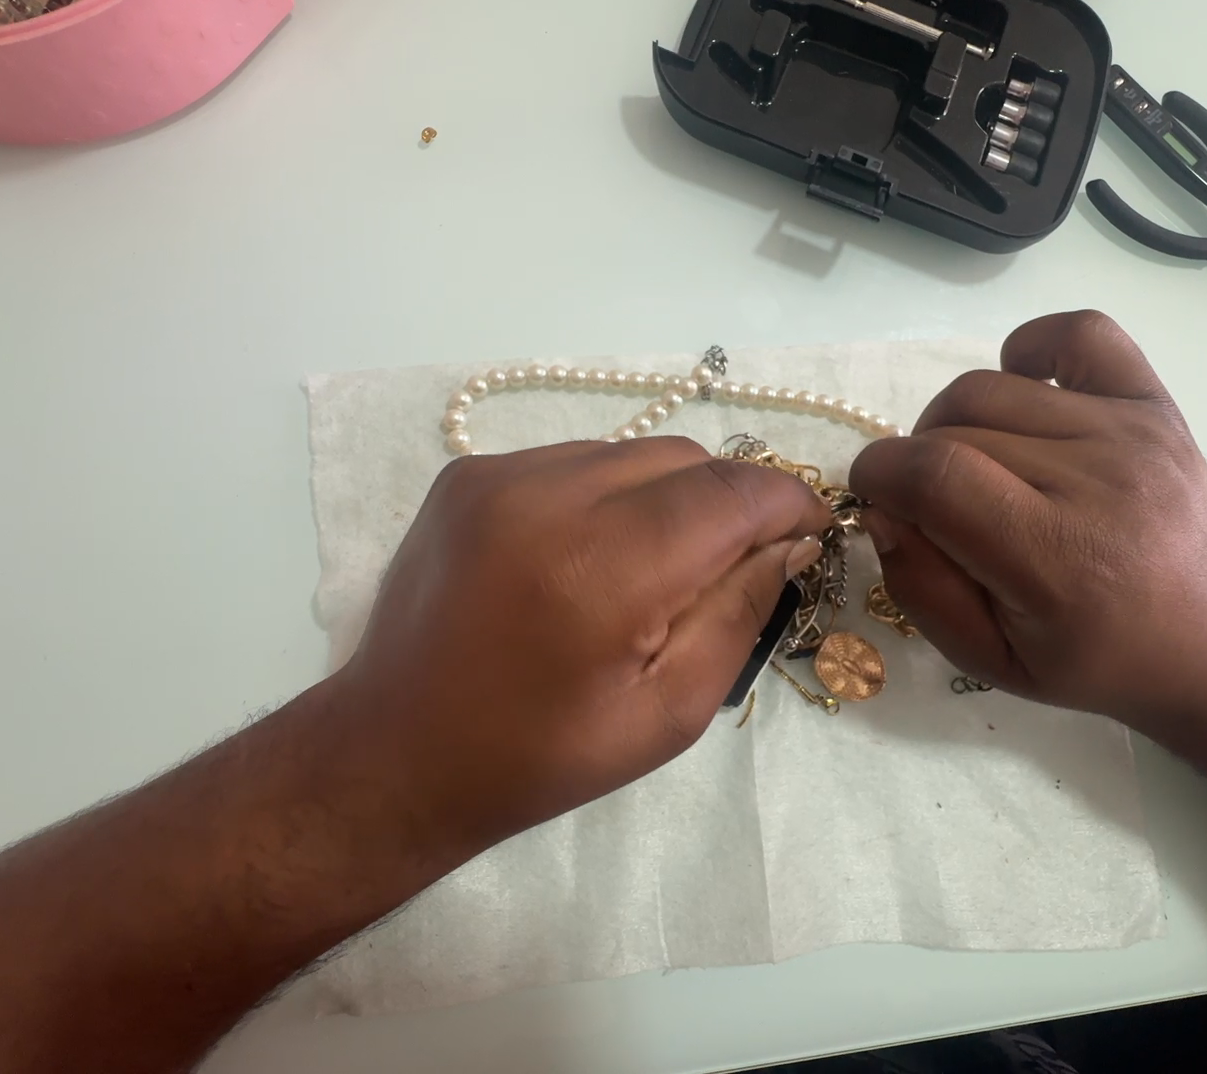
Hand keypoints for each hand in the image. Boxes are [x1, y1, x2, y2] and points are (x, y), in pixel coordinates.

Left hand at [328, 439, 826, 865]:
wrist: (394, 751)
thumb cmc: (539, 755)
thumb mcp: (668, 712)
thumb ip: (739, 613)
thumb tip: (789, 543)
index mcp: (602, 569)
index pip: (730, 493)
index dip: (787, 501)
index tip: (812, 529)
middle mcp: (546, 497)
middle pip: (685, 458)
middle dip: (731, 499)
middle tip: (738, 557)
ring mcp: (498, 476)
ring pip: (631, 452)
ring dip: (670, 494)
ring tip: (660, 560)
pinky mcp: (467, 475)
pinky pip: (576, 460)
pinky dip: (611, 493)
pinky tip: (594, 550)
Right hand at [850, 311, 1206, 728]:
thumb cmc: (1087, 661)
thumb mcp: (984, 659)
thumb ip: (918, 587)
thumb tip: (884, 509)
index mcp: (1055, 559)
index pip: (937, 475)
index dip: (879, 472)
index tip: (873, 494)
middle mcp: (1097, 481)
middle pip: (955, 426)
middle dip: (912, 459)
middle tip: (930, 502)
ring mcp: (1131, 432)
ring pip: (992, 384)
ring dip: (951, 421)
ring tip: (970, 462)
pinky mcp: (1153, 404)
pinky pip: (1078, 333)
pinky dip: (1029, 350)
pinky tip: (1021, 393)